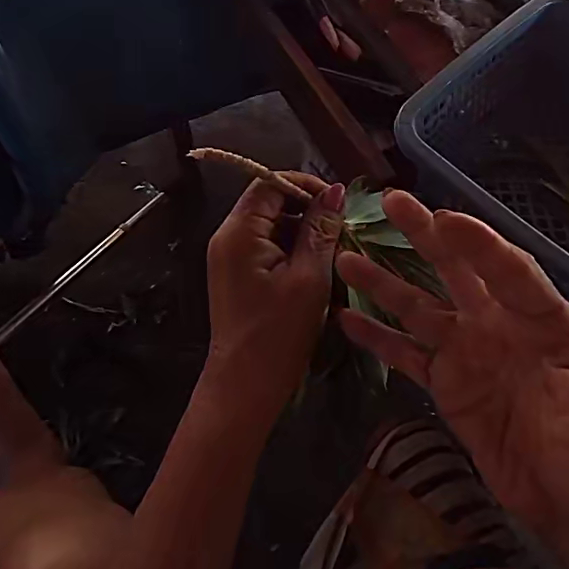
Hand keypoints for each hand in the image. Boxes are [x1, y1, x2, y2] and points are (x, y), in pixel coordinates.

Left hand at [203, 174, 344, 416]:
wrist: (245, 385)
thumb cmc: (278, 333)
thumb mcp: (308, 278)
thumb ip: (320, 230)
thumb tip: (334, 191)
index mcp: (238, 232)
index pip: (268, 183)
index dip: (303, 184)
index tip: (337, 200)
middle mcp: (227, 237)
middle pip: (267, 202)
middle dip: (305, 209)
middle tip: (341, 227)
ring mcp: (229, 257)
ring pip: (269, 225)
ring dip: (301, 231)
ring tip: (334, 249)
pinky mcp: (236, 274)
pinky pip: (265, 247)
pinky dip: (290, 249)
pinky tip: (316, 266)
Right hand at [336, 190, 568, 545]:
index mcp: (544, 320)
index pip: (510, 271)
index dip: (479, 244)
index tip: (446, 218)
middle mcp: (498, 323)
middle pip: (456, 271)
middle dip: (424, 235)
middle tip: (392, 200)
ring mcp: (466, 352)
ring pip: (418, 307)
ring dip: (383, 283)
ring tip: (346, 259)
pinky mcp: (445, 383)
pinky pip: (405, 355)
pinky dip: (377, 338)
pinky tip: (345, 320)